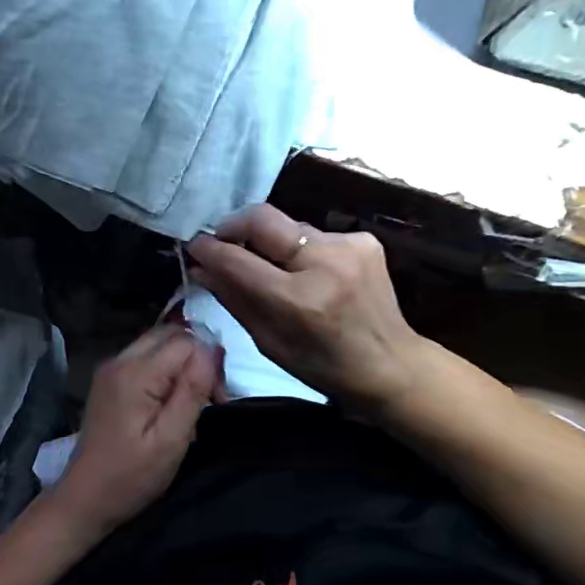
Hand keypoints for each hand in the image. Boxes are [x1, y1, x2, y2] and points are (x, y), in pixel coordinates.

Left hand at [47, 325, 222, 536]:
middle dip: (197, 358)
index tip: (216, 403)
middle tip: (208, 399)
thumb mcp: (171, 440)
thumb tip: (212, 349)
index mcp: (135, 373)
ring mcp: (111, 368)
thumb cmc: (131, 476)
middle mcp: (119, 360)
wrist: (85, 498)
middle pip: (171, 335)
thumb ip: (192, 391)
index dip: (209, 366)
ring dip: (182, 364)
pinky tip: (168, 402)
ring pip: (158, 344)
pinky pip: (146, 358)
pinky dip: (165, 371)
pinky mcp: (109, 380)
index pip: (187, 343)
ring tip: (190, 403)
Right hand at [186, 204, 431, 411]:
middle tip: (221, 241)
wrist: (389, 364)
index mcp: (298, 300)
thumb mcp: (269, 342)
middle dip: (234, 226)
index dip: (210, 249)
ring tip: (267, 264)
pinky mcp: (364, 240)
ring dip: (269, 241)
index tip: (194, 245)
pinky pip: (315, 235)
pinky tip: (306, 271)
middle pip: (262, 219)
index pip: (238, 260)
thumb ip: (234, 299)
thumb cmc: (322, 365)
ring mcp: (348, 246)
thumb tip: (201, 269)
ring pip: (289, 226)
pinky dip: (300, 249)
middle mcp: (324, 262)